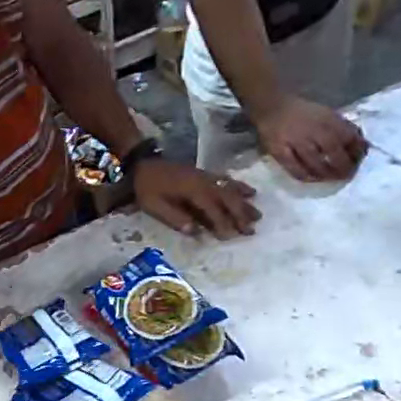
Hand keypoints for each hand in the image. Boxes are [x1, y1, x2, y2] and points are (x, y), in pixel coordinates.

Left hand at [132, 159, 261, 237]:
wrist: (142, 164)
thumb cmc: (146, 188)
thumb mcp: (154, 206)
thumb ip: (174, 218)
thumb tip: (194, 231)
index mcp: (192, 190)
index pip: (212, 209)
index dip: (221, 223)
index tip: (229, 237)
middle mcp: (204, 182)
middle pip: (227, 199)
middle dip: (240, 215)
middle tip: (251, 230)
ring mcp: (205, 176)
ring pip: (230, 189)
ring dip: (244, 203)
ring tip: (258, 215)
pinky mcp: (204, 174)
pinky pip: (226, 180)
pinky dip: (239, 186)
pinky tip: (250, 192)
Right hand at [254, 97, 367, 181]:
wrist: (273, 107)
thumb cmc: (303, 112)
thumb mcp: (326, 114)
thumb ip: (342, 127)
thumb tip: (361, 144)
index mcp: (328, 119)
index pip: (349, 138)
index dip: (356, 152)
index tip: (359, 160)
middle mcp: (314, 130)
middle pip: (334, 154)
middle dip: (343, 167)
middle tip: (347, 175)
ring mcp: (296, 142)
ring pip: (316, 164)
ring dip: (326, 174)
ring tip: (331, 178)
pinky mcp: (280, 152)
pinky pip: (295, 169)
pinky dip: (305, 176)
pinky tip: (311, 178)